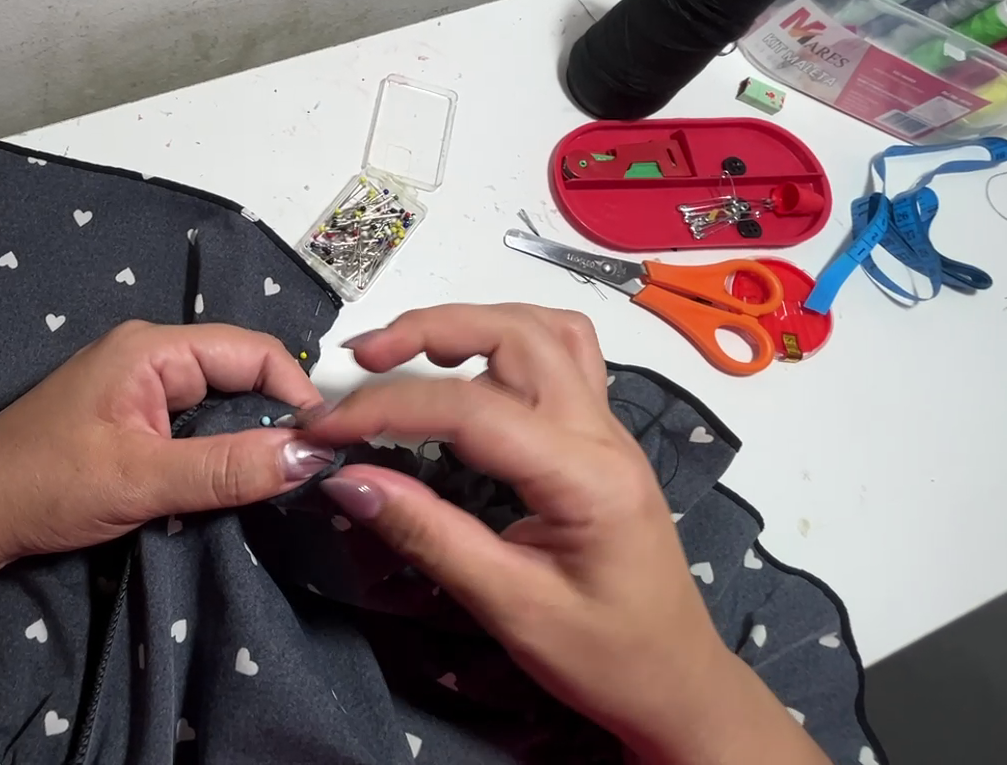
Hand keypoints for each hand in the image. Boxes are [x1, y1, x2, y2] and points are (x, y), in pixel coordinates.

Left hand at [0, 320, 335, 574]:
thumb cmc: (44, 485)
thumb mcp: (141, 479)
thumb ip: (226, 466)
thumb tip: (307, 456)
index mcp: (153, 348)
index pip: (251, 352)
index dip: (295, 393)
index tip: (323, 447)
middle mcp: (152, 355)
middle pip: (239, 373)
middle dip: (275, 417)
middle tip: (306, 472)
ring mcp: (141, 384)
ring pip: (221, 400)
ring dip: (248, 436)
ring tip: (277, 479)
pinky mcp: (135, 414)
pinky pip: (197, 420)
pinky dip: (220, 446)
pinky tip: (234, 478)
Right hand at [307, 304, 823, 764]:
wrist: (680, 684)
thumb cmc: (605, 656)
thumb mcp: (510, 608)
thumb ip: (427, 534)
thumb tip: (346, 478)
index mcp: (586, 478)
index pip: (471, 409)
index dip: (387, 407)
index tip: (326, 425)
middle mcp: (602, 431)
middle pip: (514, 334)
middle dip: (428, 330)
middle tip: (362, 358)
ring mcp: (604, 424)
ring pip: (538, 327)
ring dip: (466, 322)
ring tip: (404, 350)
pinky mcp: (594, 429)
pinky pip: (556, 348)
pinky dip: (500, 335)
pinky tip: (465, 361)